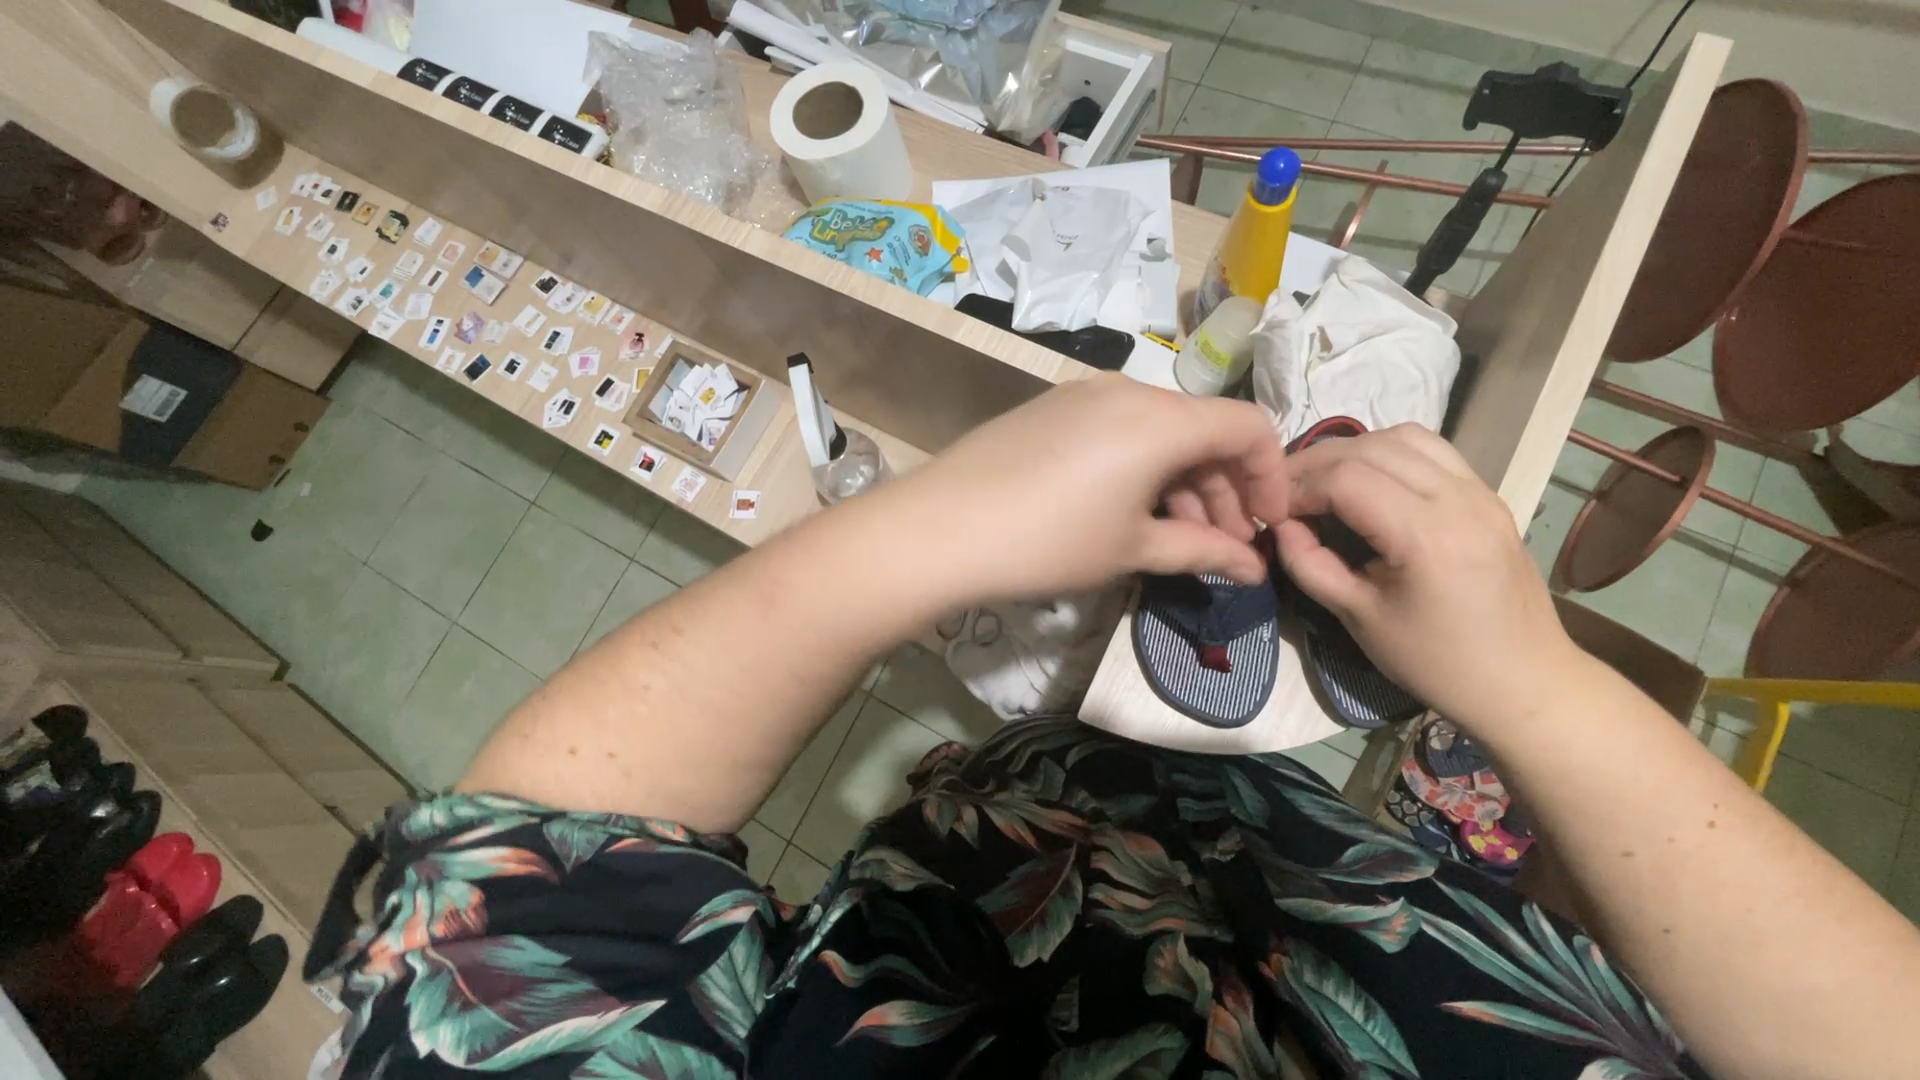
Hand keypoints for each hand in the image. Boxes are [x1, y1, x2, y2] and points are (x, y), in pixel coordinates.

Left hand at [884, 376, 1288, 601]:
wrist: (939, 529)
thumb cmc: (1048, 542)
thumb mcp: (1131, 549)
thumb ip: (1202, 551)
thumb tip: (1253, 568)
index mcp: (1159, 418)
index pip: (1248, 427)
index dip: (1272, 477)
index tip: (1268, 526)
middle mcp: (1127, 390)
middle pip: (1202, 430)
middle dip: (1225, 489)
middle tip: (1223, 547)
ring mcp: (1083, 394)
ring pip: (1158, 432)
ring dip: (1182, 482)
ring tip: (1178, 539)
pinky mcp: (1051, 408)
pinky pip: (1118, 430)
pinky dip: (1141, 468)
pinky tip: (1129, 512)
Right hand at [1273, 424, 1581, 729]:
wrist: (1524, 682)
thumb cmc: (1436, 661)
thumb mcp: (1358, 617)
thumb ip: (1310, 564)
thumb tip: (1280, 526)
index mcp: (1426, 536)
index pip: (1346, 479)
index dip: (1298, 486)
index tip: (1270, 509)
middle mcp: (1459, 499)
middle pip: (1371, 448)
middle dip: (1316, 462)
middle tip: (1281, 490)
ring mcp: (1480, 492)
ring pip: (1403, 437)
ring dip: (1353, 450)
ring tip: (1321, 480)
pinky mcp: (1488, 496)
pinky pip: (1431, 452)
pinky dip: (1387, 453)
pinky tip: (1366, 482)